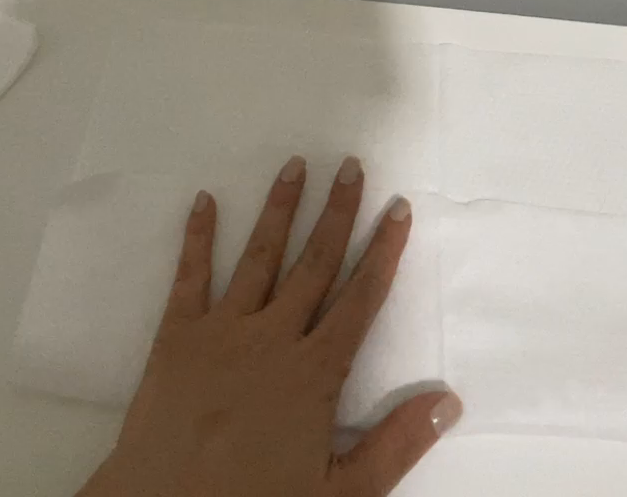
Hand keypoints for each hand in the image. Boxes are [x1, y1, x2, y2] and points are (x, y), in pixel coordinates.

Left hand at [78, 155, 459, 496]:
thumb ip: (395, 445)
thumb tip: (449, 400)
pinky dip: (197, 236)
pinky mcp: (178, 333)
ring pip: (260, 255)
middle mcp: (273, 335)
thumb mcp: (340, 496)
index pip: (361, 297)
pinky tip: (203, 199)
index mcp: (315, 371)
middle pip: (315, 262)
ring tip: (296, 164)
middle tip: (352, 166)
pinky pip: (190, 275)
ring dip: (280, 208)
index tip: (398, 208)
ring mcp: (223, 328)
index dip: (383, 250)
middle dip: (337, 211)